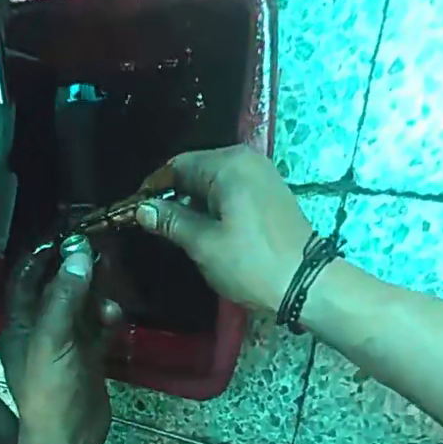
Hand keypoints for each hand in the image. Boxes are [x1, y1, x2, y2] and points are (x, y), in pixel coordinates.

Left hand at [0, 235, 119, 443]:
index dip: (44, 256)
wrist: (70, 437)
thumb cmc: (52, 389)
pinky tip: (117, 318)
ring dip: (97, 299)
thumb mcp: (54, 339)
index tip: (69, 234)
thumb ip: (65, 296)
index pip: (26, 279)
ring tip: (112, 299)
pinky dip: (108, 320)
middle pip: (59, 290)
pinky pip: (98, 329)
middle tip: (102, 253)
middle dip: (78, 273)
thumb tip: (79, 253)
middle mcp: (41, 330)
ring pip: (82, 308)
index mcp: (21, 325)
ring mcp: (67, 345)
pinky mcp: (89, 358)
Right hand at [135, 146, 314, 318]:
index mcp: (228, 164)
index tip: (136, 212)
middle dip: (175, 196)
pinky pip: (234, 191)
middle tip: (157, 226)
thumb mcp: (204, 245)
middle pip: (197, 170)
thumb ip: (172, 222)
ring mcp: (263, 175)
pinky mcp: (271, 193)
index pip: (177, 166)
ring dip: (196, 203)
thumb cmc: (251, 264)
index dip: (153, 189)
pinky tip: (208, 230)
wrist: (306, 284)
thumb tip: (142, 208)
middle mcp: (247, 160)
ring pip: (215, 183)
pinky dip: (217, 207)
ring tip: (180, 233)